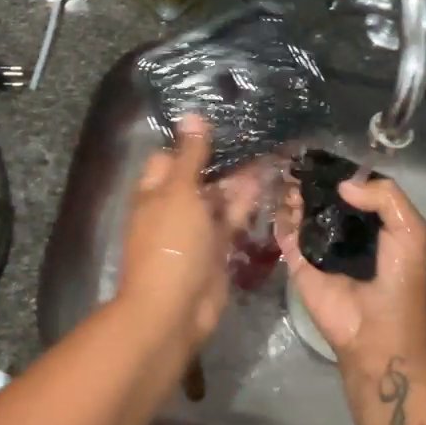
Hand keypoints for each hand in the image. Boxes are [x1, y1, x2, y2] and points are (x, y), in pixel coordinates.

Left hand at [117, 117, 258, 349]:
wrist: (174, 310)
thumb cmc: (170, 244)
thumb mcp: (179, 192)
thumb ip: (190, 155)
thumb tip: (191, 114)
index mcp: (155, 191)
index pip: (171, 156)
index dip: (193, 141)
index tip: (223, 122)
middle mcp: (174, 207)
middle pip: (199, 176)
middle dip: (223, 159)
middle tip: (257, 135)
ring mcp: (196, 230)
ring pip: (219, 198)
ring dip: (240, 180)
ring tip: (269, 153)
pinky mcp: (217, 249)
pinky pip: (232, 220)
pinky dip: (247, 204)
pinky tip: (267, 183)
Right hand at [276, 176, 425, 367]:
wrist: (378, 330)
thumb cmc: (399, 278)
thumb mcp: (410, 230)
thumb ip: (386, 197)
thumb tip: (342, 185)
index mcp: (371, 222)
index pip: (350, 188)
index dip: (336, 171)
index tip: (318, 154)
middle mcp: (343, 230)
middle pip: (320, 197)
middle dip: (309, 180)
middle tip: (294, 163)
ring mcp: (317, 245)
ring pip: (298, 211)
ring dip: (291, 193)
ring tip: (286, 178)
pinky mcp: (297, 261)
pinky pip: (284, 232)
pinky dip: (279, 216)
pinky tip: (279, 200)